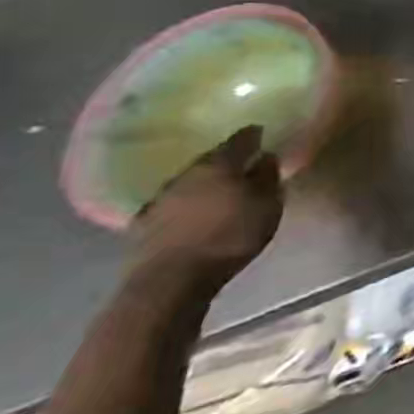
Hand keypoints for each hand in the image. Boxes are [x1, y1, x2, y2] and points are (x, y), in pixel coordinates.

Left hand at [129, 125, 282, 290]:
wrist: (170, 279)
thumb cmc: (229, 237)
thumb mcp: (267, 207)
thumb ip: (268, 178)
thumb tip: (266, 156)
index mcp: (219, 164)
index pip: (241, 139)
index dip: (254, 134)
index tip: (263, 133)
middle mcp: (187, 172)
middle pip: (212, 159)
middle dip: (228, 160)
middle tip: (243, 164)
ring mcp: (161, 197)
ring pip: (190, 180)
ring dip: (205, 182)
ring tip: (220, 191)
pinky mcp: (144, 222)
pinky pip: (173, 203)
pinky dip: (186, 203)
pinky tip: (193, 213)